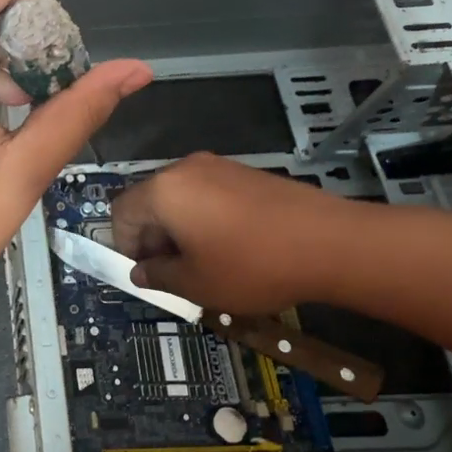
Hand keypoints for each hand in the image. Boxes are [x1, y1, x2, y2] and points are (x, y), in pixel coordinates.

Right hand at [111, 153, 373, 314]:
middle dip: (152, 237)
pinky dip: (206, 218)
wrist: (331, 242)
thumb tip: (142, 272)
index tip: (145, 274)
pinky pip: (208, 194)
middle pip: (149, 201)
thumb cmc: (252, 265)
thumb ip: (159, 277)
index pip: (120, 212)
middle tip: (173, 274)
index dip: (123, 246)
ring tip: (205, 263)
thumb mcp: (197, 284)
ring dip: (179, 229)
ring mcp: (217, 166)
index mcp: (163, 191)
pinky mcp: (245, 173)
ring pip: (179, 198)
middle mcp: (184, 169)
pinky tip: (233, 247)